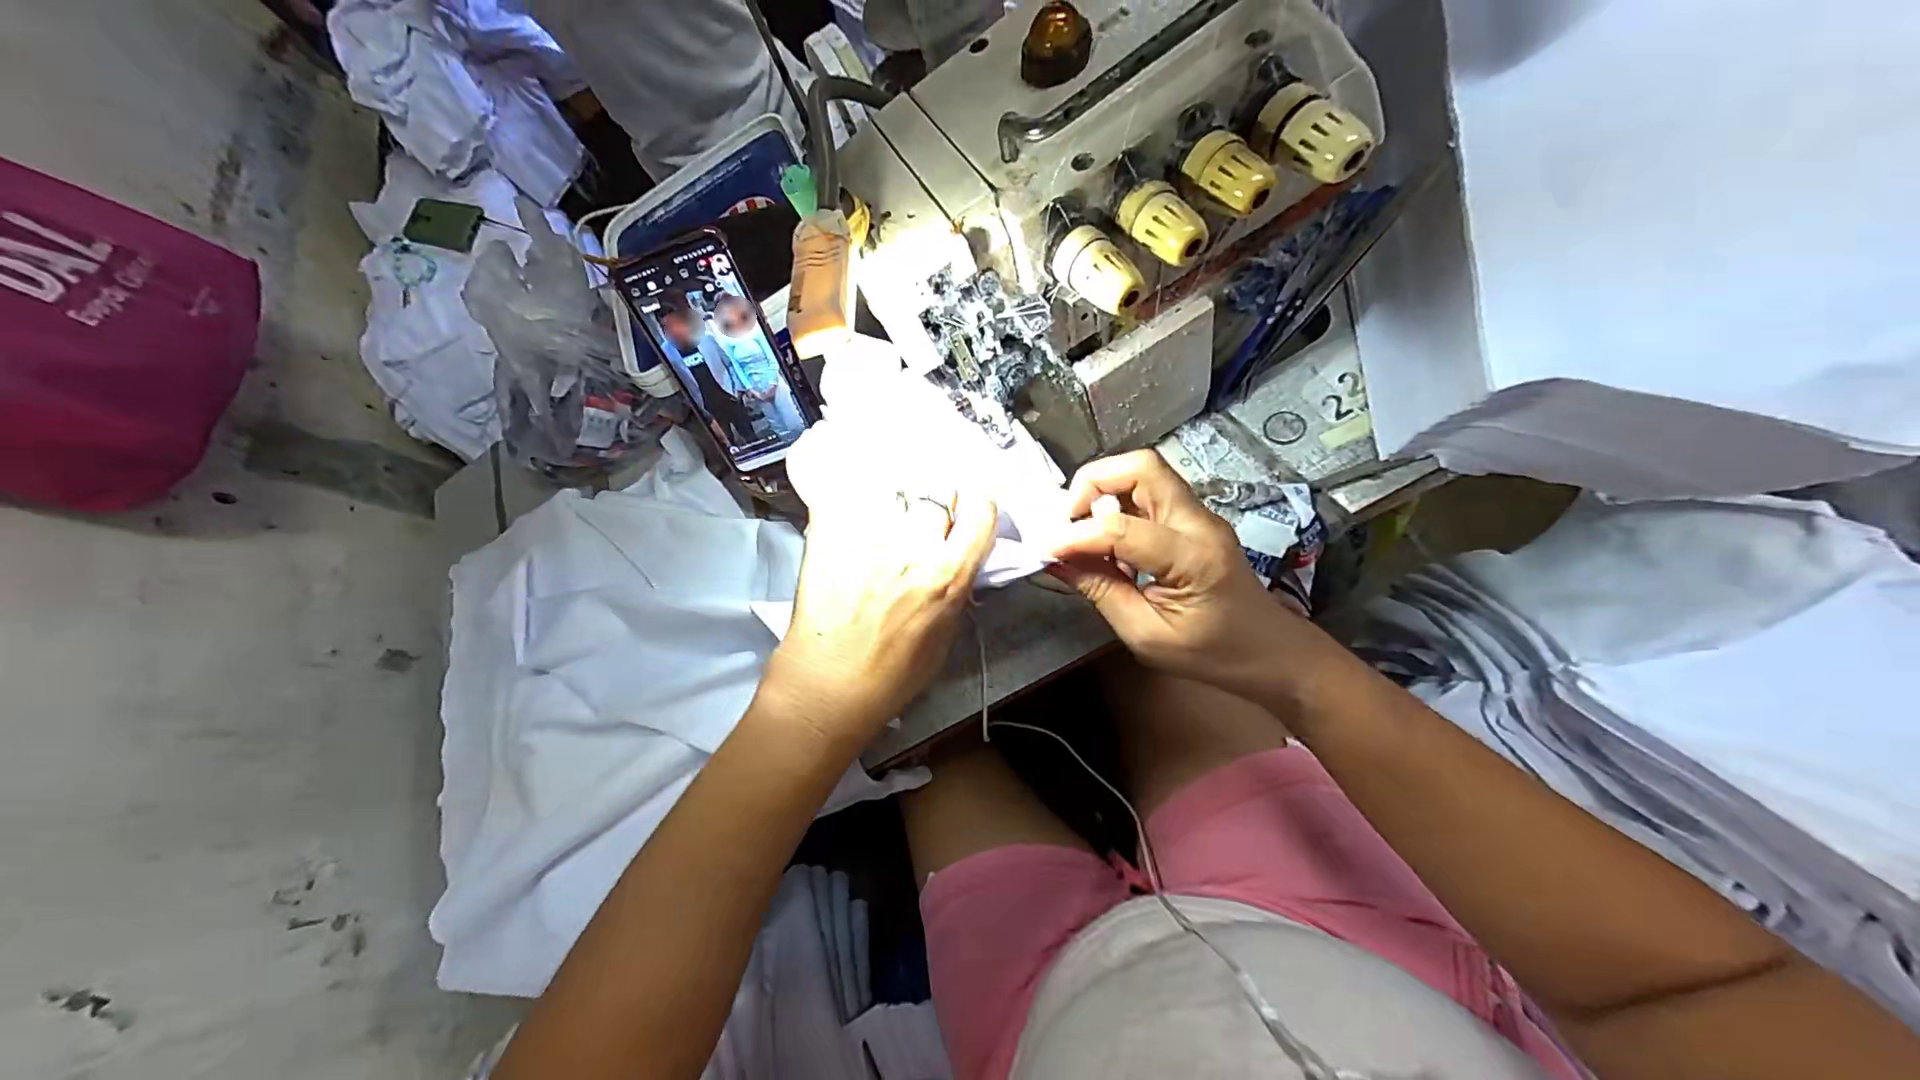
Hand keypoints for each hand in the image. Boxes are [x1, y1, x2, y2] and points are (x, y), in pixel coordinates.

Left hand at [762, 485, 997, 749]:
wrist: (829, 682)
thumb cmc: (889, 674)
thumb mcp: (945, 636)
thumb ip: (955, 591)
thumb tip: (958, 565)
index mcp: (948, 575)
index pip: (980, 513)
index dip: (976, 508)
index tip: (968, 510)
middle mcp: (914, 548)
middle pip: (935, 492)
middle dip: (934, 500)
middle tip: (922, 515)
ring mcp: (870, 536)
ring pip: (893, 487)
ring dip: (894, 496)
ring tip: (883, 512)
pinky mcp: (831, 532)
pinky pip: (845, 491)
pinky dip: (847, 493)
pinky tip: (846, 503)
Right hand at [1048, 450, 1311, 700]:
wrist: (1270, 652)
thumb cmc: (1213, 654)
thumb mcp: (1147, 635)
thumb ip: (1100, 591)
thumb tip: (1058, 560)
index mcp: (1194, 557)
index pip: (1121, 527)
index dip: (1076, 535)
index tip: (1047, 550)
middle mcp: (1199, 522)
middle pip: (1141, 467)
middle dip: (1093, 483)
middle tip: (1069, 520)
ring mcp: (1200, 516)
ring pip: (1144, 472)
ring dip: (1104, 490)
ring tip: (1083, 529)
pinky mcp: (1194, 518)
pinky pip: (1149, 492)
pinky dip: (1118, 503)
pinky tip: (1107, 538)